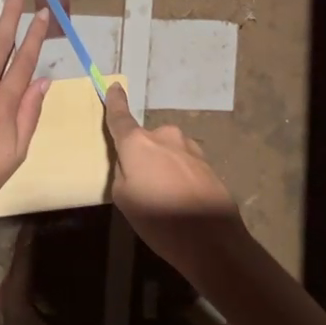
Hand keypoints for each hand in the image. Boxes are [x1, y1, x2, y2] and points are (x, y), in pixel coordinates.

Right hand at [103, 84, 247, 274]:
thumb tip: (132, 164)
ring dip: (162, 168)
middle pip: (145, 141)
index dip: (115, 102)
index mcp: (138, 143)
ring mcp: (190, 148)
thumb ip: (122, 172)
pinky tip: (181, 200)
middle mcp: (165, 137)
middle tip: (141, 186)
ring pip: (166, 153)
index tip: (115, 86)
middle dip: (142, 157)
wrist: (210, 237)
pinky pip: (183, 164)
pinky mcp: (207, 163)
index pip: (120, 117)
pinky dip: (178, 177)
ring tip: (164, 199)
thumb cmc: (158, 218)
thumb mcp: (123, 199)